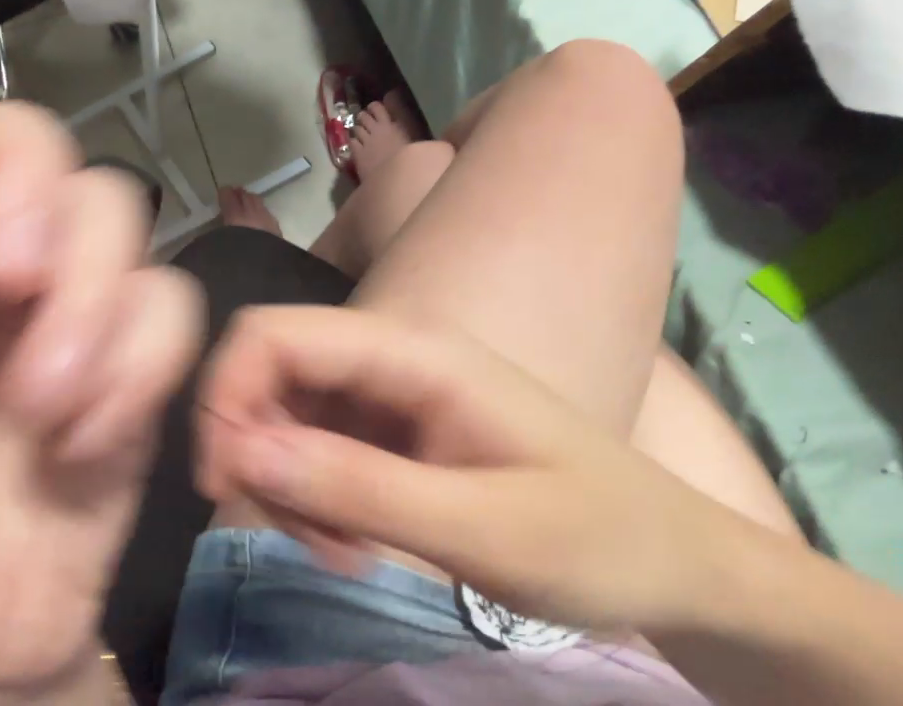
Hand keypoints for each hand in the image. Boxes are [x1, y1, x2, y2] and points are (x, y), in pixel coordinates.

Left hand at [0, 104, 202, 702]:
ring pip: (109, 201)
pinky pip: (169, 303)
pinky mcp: (130, 356)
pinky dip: (139, 368)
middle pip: (18, 136)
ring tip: (40, 408)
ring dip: (87, 297)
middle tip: (11, 286)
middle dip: (27, 193)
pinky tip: (85, 445)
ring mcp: (58, 303)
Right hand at [197, 305, 734, 633]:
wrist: (680, 567)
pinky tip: (352, 542)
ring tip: (342, 551)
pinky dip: (308, 498)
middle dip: (257, 453)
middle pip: (266, 375)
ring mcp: (380, 392)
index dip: (226, 392)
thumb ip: (360, 488)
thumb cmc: (603, 541)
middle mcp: (383, 356)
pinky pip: (308, 449)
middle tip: (297, 535)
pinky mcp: (380, 429)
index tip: (223, 478)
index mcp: (410, 350)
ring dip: (284, 485)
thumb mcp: (489, 530)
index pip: (272, 334)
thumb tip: (240, 452)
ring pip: (279, 417)